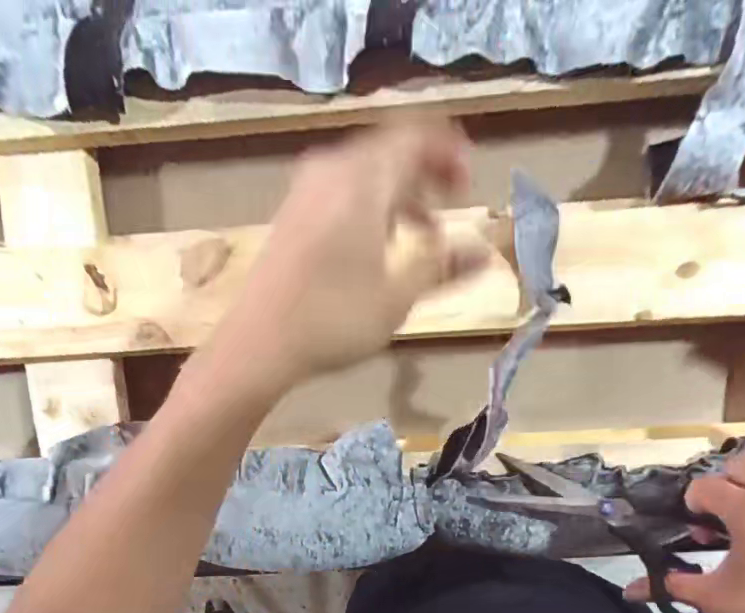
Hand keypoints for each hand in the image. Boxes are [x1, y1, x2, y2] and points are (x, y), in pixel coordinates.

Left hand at [221, 121, 491, 393]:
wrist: (259, 342)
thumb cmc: (335, 319)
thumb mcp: (398, 297)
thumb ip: (443, 267)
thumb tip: (485, 252)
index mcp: (363, 182)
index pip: (415, 138)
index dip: (449, 153)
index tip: (469, 185)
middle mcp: (333, 171)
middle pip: (390, 149)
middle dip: (427, 171)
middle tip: (453, 203)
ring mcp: (308, 189)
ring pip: (366, 169)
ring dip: (401, 190)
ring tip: (424, 229)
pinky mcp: (294, 211)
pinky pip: (344, 187)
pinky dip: (373, 201)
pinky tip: (381, 241)